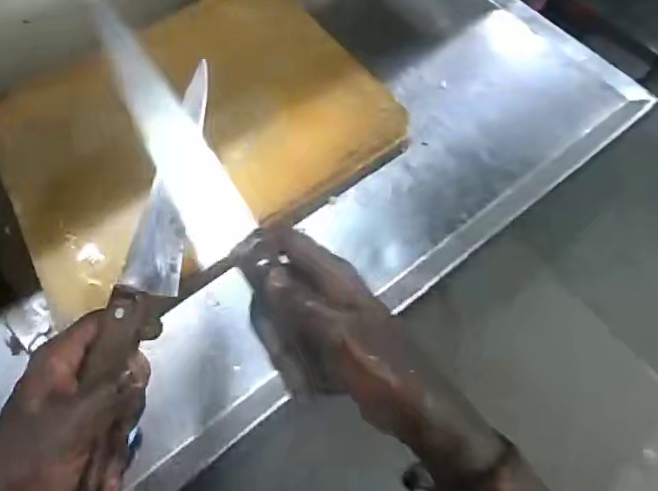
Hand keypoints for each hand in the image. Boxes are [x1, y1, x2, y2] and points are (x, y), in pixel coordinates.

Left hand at [0, 309, 150, 490]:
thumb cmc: (31, 455)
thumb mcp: (72, 420)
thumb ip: (108, 389)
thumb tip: (140, 363)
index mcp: (58, 360)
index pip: (97, 324)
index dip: (127, 321)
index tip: (157, 329)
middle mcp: (68, 379)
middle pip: (114, 368)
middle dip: (124, 401)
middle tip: (123, 421)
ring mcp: (74, 411)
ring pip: (116, 407)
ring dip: (117, 438)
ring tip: (104, 465)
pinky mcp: (79, 440)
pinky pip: (109, 437)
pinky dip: (110, 460)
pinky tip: (102, 480)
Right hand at [244, 229, 529, 488]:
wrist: (422, 416)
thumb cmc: (385, 369)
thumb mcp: (338, 335)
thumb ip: (298, 301)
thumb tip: (262, 267)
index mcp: (332, 275)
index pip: (287, 240)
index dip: (259, 243)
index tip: (235, 262)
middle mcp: (326, 288)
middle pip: (276, 287)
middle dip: (272, 323)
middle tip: (279, 353)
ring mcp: (326, 316)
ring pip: (283, 320)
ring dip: (285, 352)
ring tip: (301, 382)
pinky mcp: (327, 342)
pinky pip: (296, 345)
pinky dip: (299, 367)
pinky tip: (310, 388)